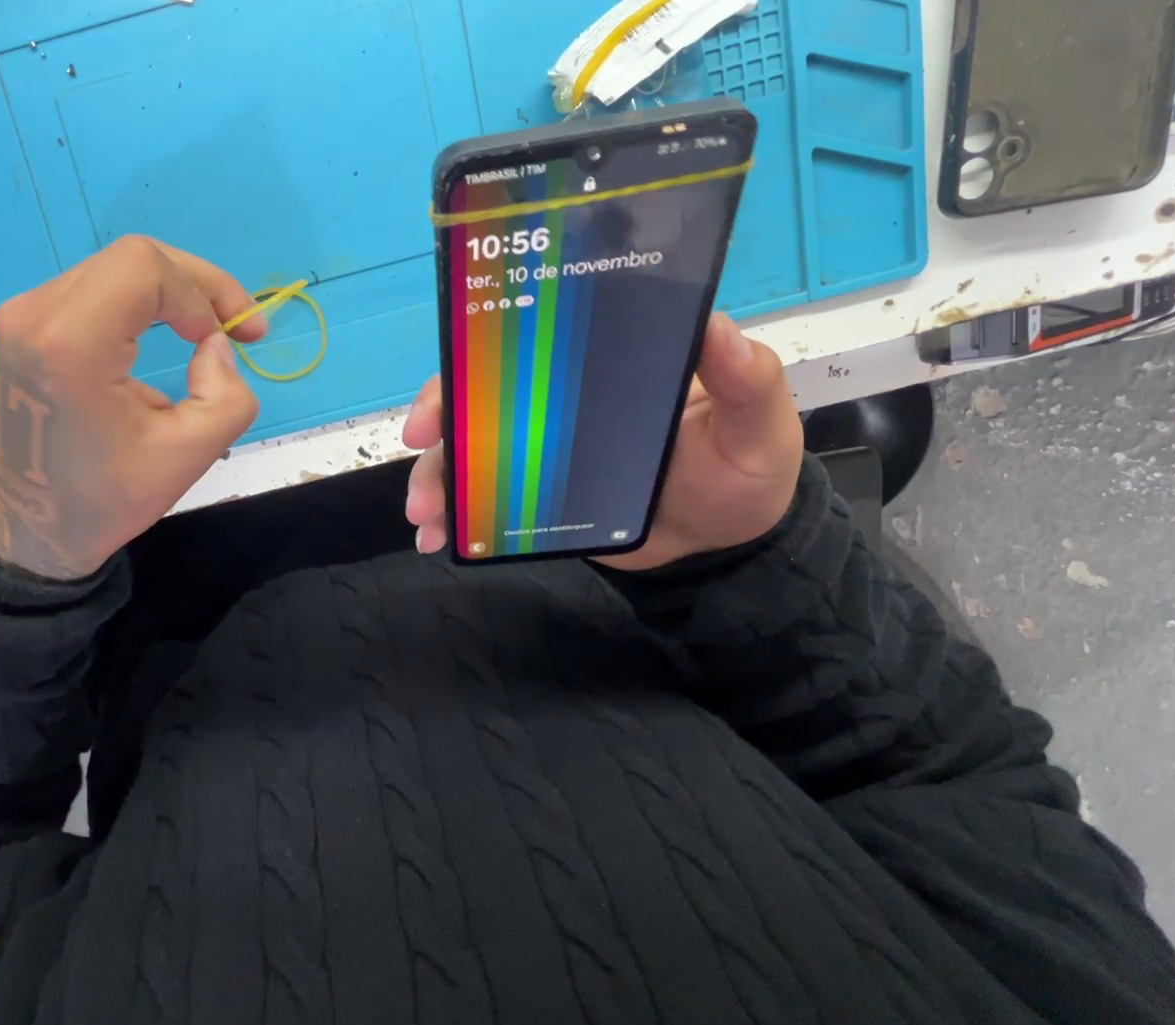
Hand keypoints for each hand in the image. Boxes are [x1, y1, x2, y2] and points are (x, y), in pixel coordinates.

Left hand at [0, 236, 267, 579]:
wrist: (31, 528)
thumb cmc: (107, 499)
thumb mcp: (189, 456)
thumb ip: (228, 395)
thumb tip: (213, 345)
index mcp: (70, 346)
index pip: (144, 268)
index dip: (200, 292)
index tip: (225, 340)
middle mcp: (34, 315)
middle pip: (132, 258)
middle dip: (196, 284)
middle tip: (239, 325)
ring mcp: (19, 315)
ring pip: (113, 268)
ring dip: (170, 291)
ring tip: (207, 330)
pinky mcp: (19, 324)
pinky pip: (93, 288)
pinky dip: (138, 301)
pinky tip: (163, 330)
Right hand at [402, 312, 802, 571]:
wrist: (724, 548)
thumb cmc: (743, 472)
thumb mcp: (758, 423)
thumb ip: (744, 380)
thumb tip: (716, 326)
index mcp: (603, 363)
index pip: (531, 342)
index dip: (481, 354)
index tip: (451, 385)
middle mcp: (560, 399)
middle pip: (481, 394)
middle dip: (437, 417)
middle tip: (416, 448)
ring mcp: (541, 450)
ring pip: (469, 450)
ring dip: (435, 477)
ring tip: (425, 518)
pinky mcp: (534, 497)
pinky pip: (481, 500)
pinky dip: (453, 517)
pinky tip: (437, 539)